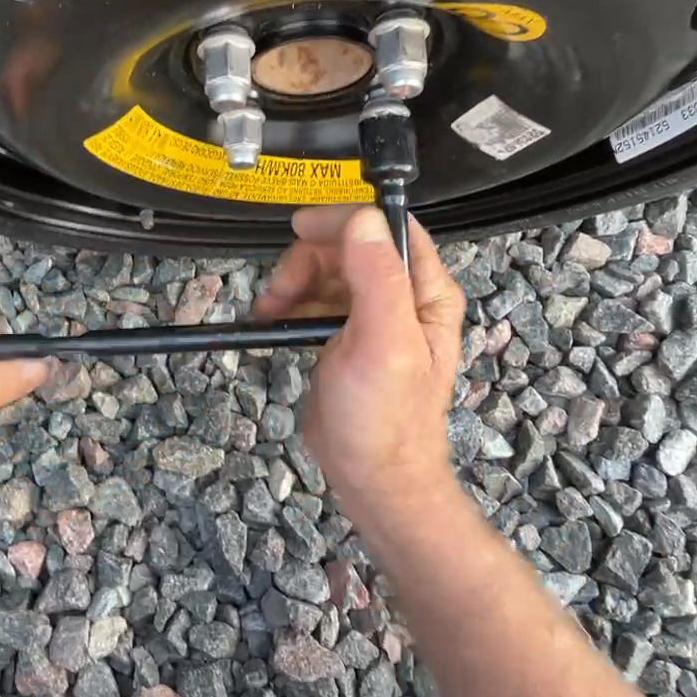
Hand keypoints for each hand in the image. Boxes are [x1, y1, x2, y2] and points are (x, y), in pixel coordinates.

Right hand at [254, 205, 465, 524]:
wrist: (371, 477)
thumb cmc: (385, 421)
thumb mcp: (384, 345)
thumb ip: (376, 278)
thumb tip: (362, 219)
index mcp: (424, 291)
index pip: (387, 226)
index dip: (345, 220)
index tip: (303, 230)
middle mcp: (402, 295)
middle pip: (348, 244)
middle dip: (308, 258)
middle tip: (281, 290)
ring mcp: (371, 314)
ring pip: (325, 267)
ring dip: (293, 281)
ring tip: (272, 310)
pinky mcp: (343, 332)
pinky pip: (313, 296)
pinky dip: (289, 301)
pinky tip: (274, 319)